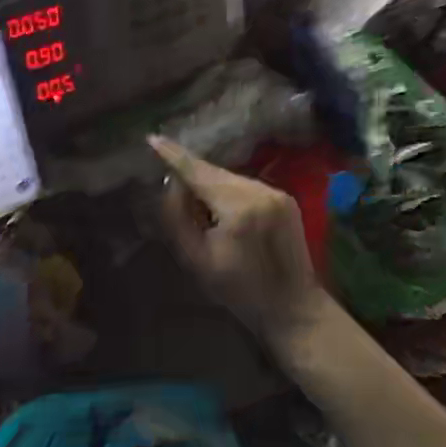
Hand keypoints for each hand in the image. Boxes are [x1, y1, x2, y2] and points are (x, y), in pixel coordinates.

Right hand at [150, 136, 326, 334]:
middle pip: (213, 172)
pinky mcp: (285, 199)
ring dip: (209, 186)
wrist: (293, 309)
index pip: (197, 172)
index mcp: (238, 207)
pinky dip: (227, 192)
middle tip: (172, 190)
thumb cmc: (238, 290)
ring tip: (199, 211)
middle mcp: (260, 191)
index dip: (172, 154)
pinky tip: (222, 213)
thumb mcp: (195, 258)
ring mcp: (276, 193)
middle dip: (191, 175)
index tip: (152, 138)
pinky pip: (244, 186)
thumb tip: (172, 183)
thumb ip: (177, 216)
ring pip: (228, 178)